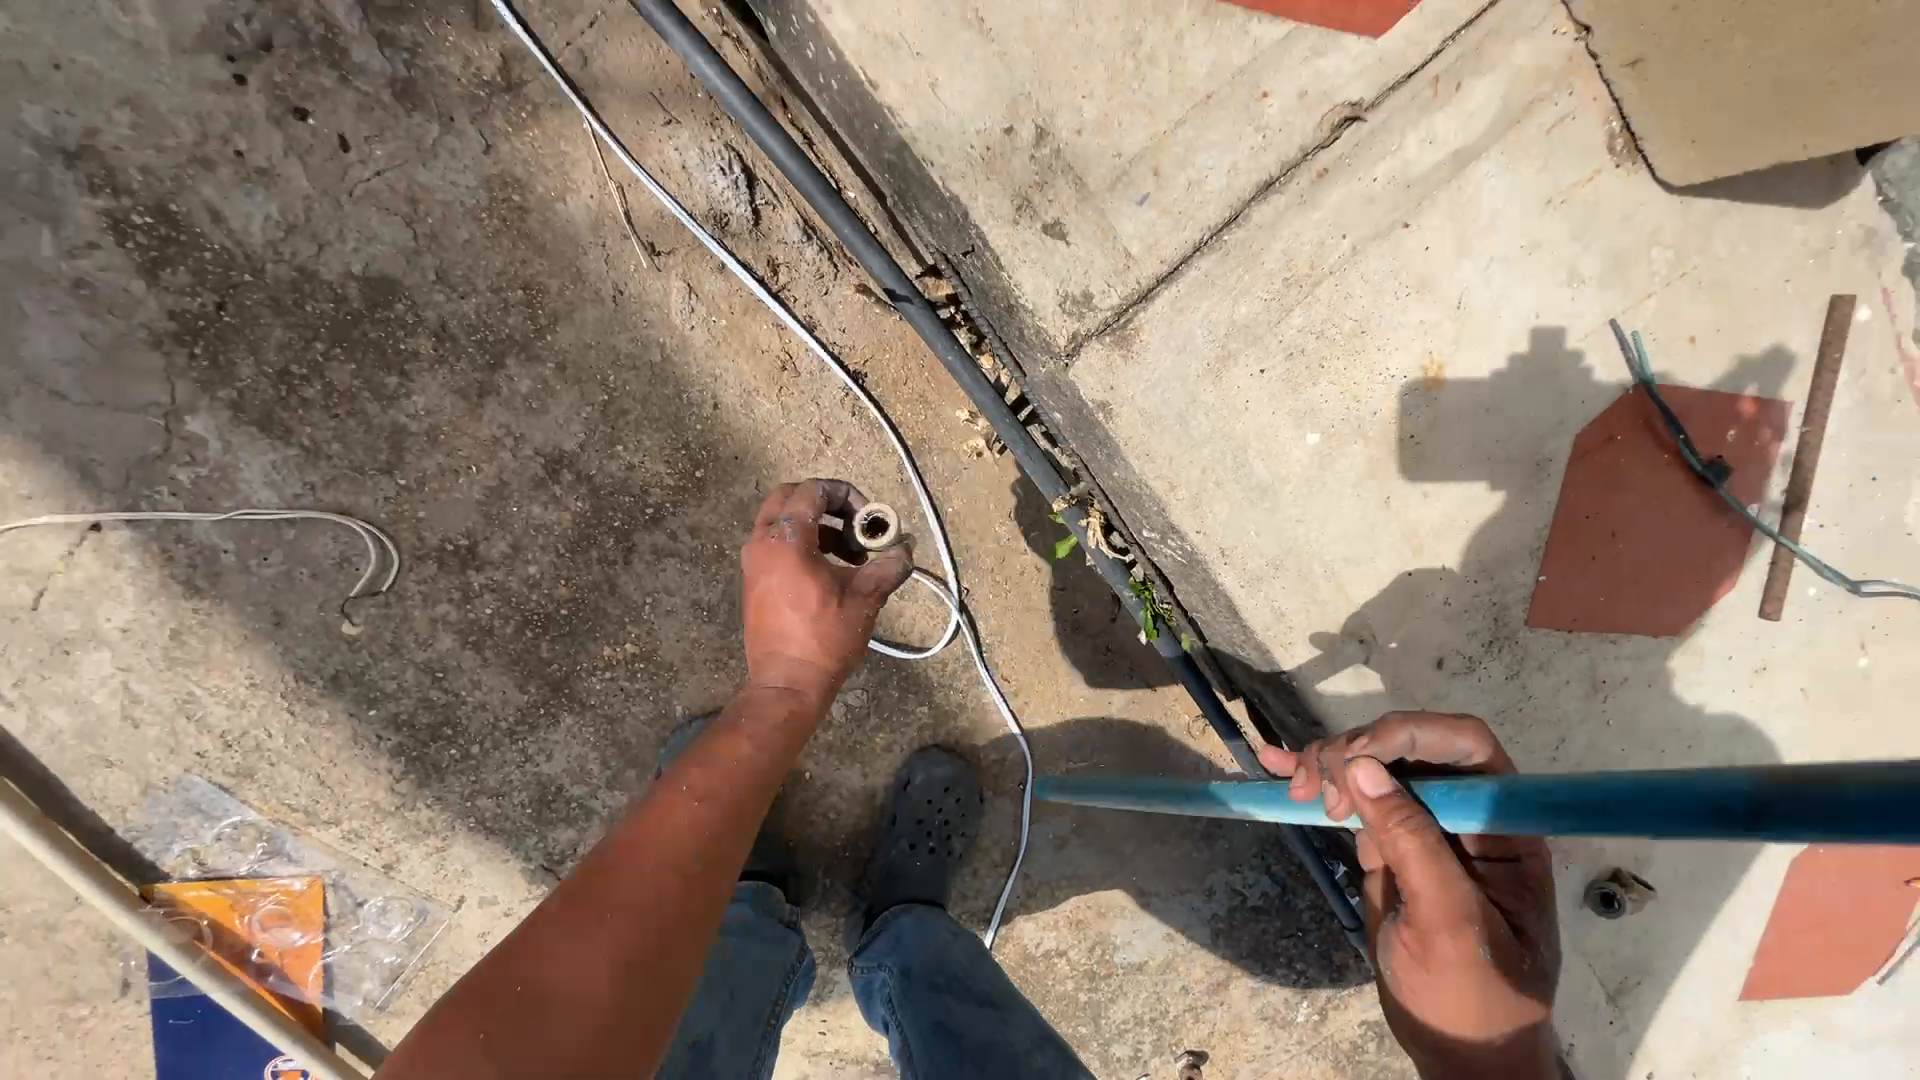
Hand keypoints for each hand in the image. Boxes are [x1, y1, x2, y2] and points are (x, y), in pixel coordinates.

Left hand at [740, 479, 913, 706]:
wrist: (786, 684)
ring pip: (781, 520)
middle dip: (826, 504)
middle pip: (790, 497)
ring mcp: (752, 562)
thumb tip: (906, 549)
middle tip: (854, 525)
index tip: (869, 519)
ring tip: (848, 553)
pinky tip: (829, 570)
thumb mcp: (865, 599)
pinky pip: (775, 543)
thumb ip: (888, 566)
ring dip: (815, 524)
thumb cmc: (824, 639)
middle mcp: (761, 543)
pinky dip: (801, 542)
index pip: (813, 491)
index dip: (846, 495)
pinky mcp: (754, 580)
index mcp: (786, 540)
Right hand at [1259, 712, 1560, 1079]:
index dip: (1410, 733)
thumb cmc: (1474, 997)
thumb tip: (1363, 766)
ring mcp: (1418, 823)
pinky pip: (1345, 795)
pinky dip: (1307, 777)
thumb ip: (1411, 841)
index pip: (1464, 745)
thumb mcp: (1449, 924)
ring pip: (1367, 764)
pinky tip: (1273, 762)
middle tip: (1315, 790)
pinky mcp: (1382, 839)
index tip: (1356, 757)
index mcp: (1500, 825)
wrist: (1455, 1050)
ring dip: (1324, 764)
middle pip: (1405, 745)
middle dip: (1354, 753)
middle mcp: (1461, 813)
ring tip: (1295, 791)